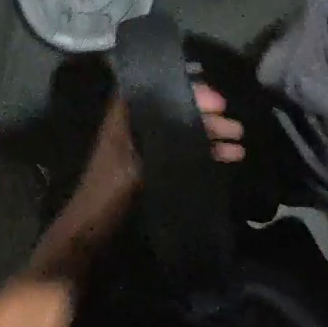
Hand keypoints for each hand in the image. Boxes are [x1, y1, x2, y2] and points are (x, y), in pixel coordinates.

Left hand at [30, 86, 241, 276]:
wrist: (90, 238)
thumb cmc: (107, 196)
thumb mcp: (135, 166)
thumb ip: (162, 142)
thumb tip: (199, 117)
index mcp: (124, 120)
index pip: (156, 89)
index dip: (185, 88)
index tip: (213, 99)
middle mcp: (135, 129)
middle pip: (174, 110)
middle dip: (203, 113)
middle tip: (231, 121)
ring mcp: (145, 151)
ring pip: (181, 132)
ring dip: (208, 133)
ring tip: (238, 139)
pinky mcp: (153, 172)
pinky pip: (183, 154)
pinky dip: (204, 153)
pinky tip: (229, 157)